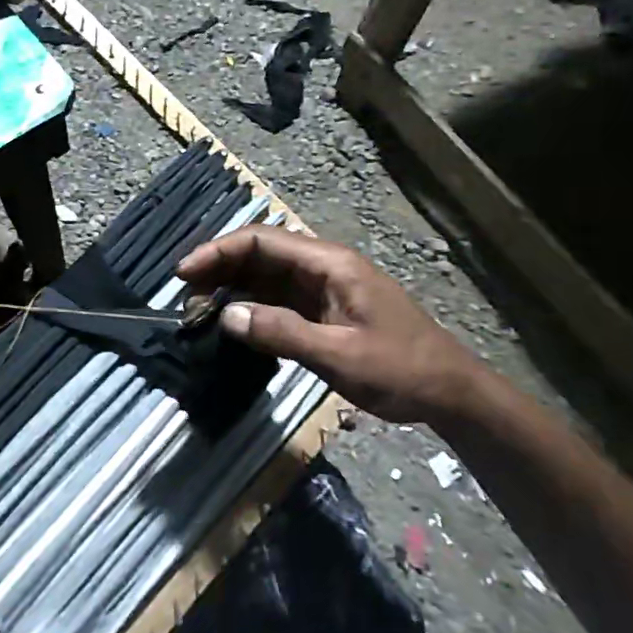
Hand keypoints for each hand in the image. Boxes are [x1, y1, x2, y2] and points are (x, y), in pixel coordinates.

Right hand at [177, 226, 492, 423]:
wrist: (448, 392)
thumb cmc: (400, 368)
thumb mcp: (340, 354)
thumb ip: (282, 332)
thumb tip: (226, 315)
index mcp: (330, 264)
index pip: (263, 241)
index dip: (219, 251)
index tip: (185, 273)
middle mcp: (322, 268)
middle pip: (260, 254)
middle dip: (219, 269)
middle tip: (185, 296)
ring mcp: (322, 290)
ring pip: (265, 277)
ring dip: (231, 289)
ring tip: (198, 311)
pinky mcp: (322, 312)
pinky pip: (276, 300)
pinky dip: (250, 308)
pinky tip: (229, 323)